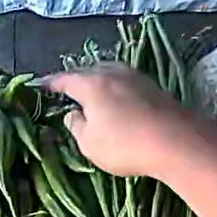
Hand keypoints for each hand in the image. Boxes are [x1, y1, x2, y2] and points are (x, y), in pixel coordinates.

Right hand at [45, 64, 200, 178]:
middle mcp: (113, 74)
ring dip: (96, 82)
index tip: (39, 85)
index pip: (65, 79)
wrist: (177, 142)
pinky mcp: (153, 88)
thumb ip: (76, 126)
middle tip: (64, 89)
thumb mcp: (89, 143)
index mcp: (92, 85)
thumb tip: (72, 114)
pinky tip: (114, 100)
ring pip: (108, 74)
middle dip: (74, 79)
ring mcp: (136, 78)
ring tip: (89, 92)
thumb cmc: (125, 144)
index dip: (51, 83)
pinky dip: (113, 88)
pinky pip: (124, 82)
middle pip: (88, 71)